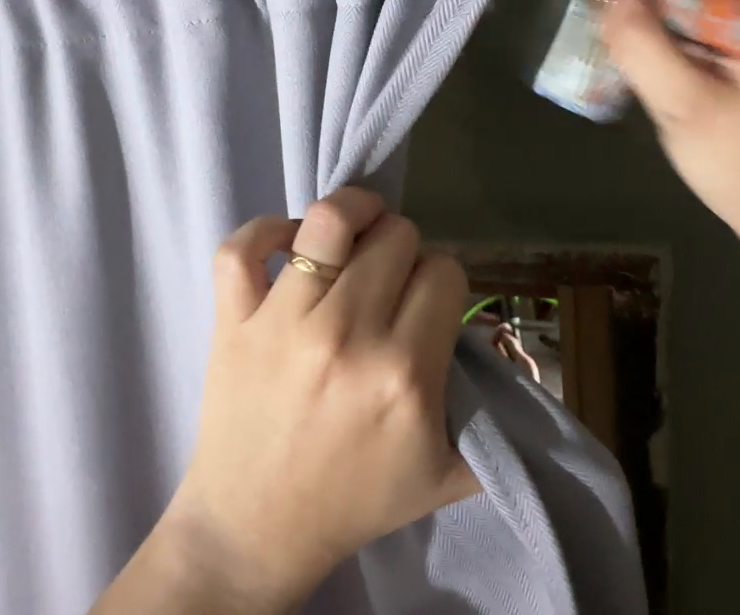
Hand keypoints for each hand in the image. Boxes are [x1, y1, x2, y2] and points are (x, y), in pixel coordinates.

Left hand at [156, 188, 478, 609]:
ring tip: (357, 229)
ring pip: (329, 222)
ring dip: (353, 213)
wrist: (258, 528)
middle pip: (396, 237)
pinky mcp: (232, 321)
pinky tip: (288, 241)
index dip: (443, 280)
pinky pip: (241, 247)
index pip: (445, 272)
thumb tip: (507, 344)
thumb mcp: (450, 473)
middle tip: (392, 280)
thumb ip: (495, 415)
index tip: (428, 300)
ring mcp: (282, 323)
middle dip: (405, 250)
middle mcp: (347, 336)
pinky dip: (265, 229)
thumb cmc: (357, 499)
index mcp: (406, 374)